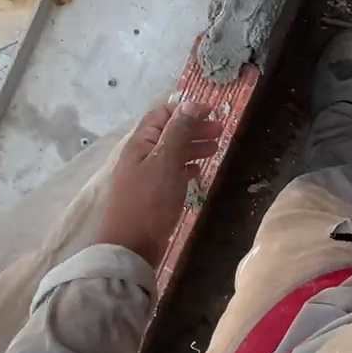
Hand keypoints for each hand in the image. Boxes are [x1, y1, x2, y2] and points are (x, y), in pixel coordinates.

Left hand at [96, 102, 222, 265]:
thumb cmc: (149, 201)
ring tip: (216, 148)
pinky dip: (187, 166)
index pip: (162, 114)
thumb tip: (191, 104)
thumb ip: (179, 132)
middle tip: (220, 130)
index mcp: (141, 143)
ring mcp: (146, 175)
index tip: (211, 112)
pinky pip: (172, 171)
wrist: (131, 247)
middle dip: (194, 127)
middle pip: (170, 132)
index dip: (186, 110)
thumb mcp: (166, 161)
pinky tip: (199, 170)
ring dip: (193, 146)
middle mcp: (141, 155)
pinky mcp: (152, 194)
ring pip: (173, 152)